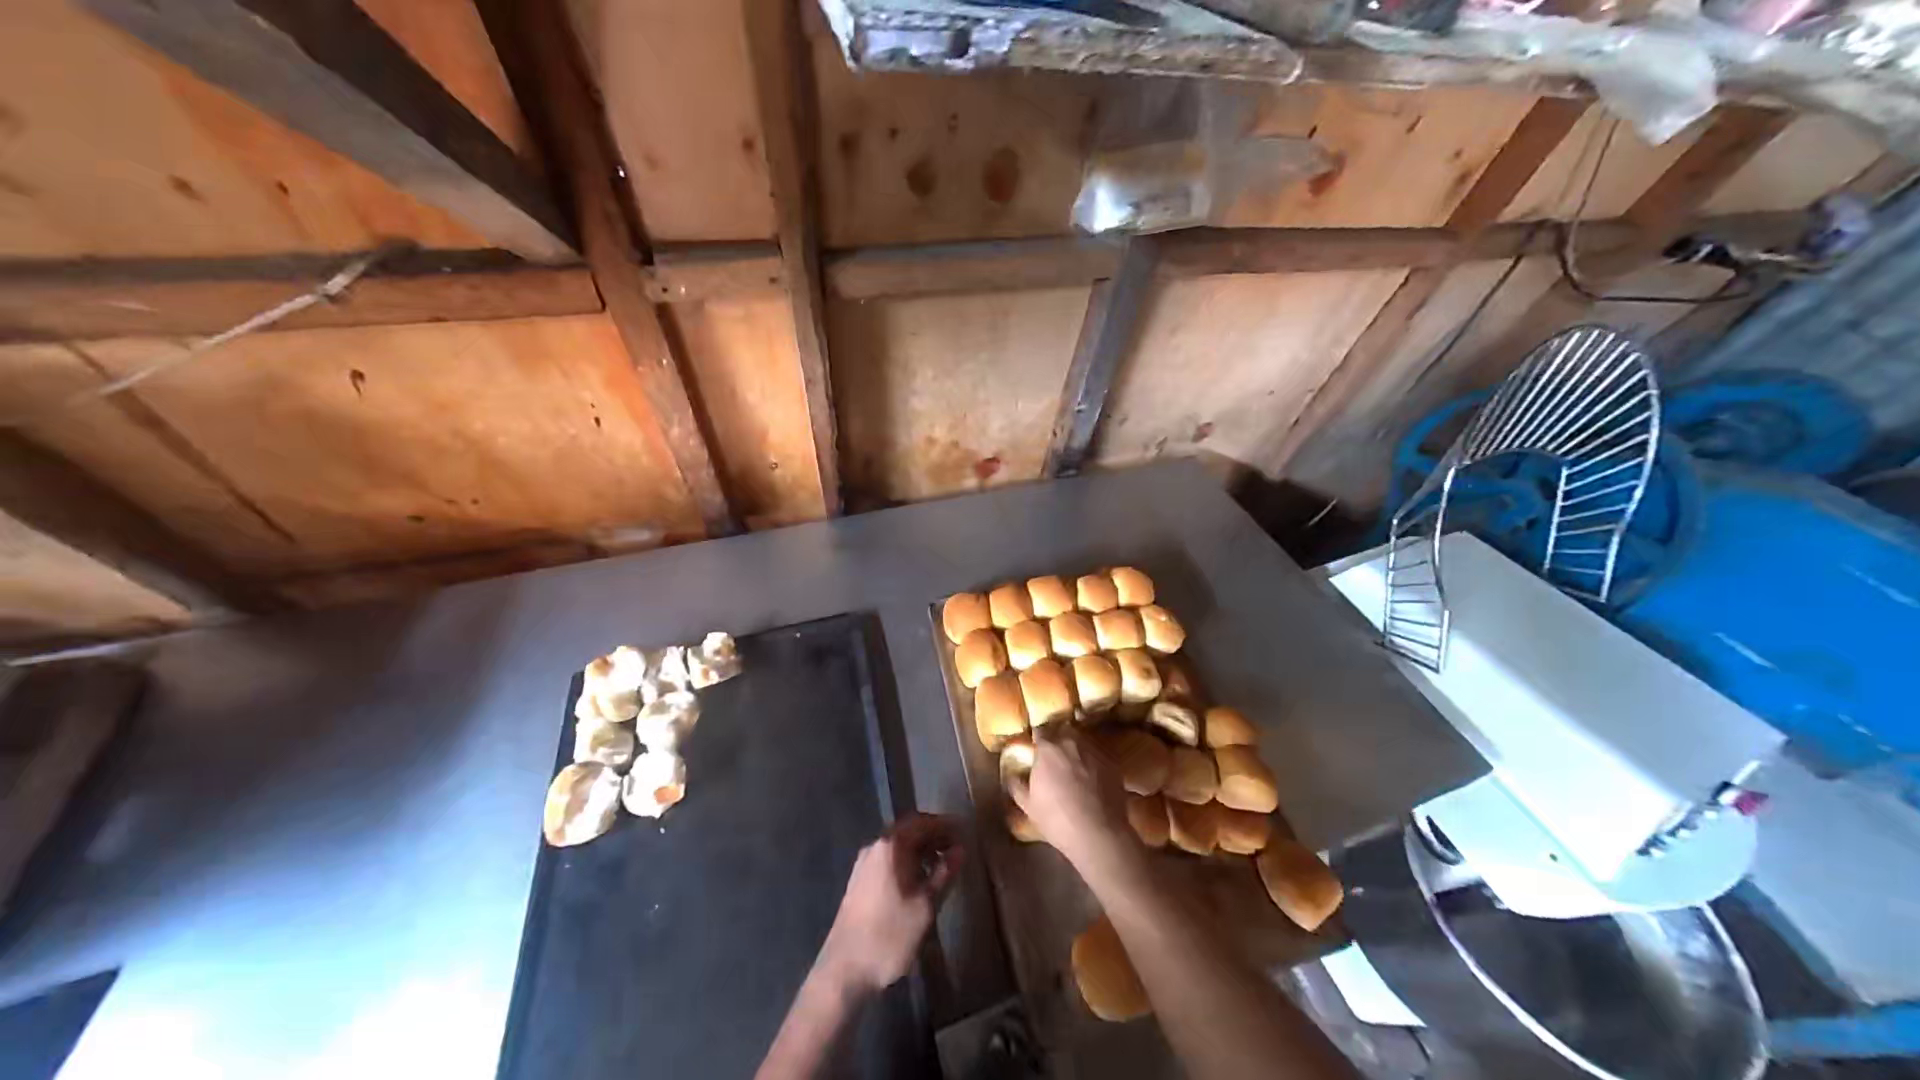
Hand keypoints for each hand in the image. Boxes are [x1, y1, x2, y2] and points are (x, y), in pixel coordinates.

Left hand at [819, 814, 962, 995]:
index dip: (945, 824)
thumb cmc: (889, 935)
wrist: (845, 969)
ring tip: (943, 863)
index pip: (922, 822)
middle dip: (933, 835)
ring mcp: (863, 864)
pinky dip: (907, 861)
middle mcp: (875, 847)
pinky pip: (888, 860)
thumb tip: (960, 849)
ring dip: (920, 849)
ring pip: (897, 846)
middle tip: (956, 846)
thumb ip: (944, 874)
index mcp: (891, 847)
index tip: (965, 831)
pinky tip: (919, 879)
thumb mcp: (925, 906)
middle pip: (908, 830)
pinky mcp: (859, 882)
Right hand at [1007, 726, 1135, 875]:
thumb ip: (1017, 785)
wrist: (1098, 832)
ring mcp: (1094, 751)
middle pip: (1063, 731)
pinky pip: (1099, 755)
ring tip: (1076, 764)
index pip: (1040, 731)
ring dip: (1077, 748)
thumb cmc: (1056, 818)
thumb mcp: (1028, 805)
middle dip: (1058, 739)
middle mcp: (1071, 742)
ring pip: (1083, 741)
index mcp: (1048, 749)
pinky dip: (1094, 761)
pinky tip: (1094, 777)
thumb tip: (1011, 776)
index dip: (1038, 739)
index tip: (1036, 747)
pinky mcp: (1113, 763)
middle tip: (1055, 755)